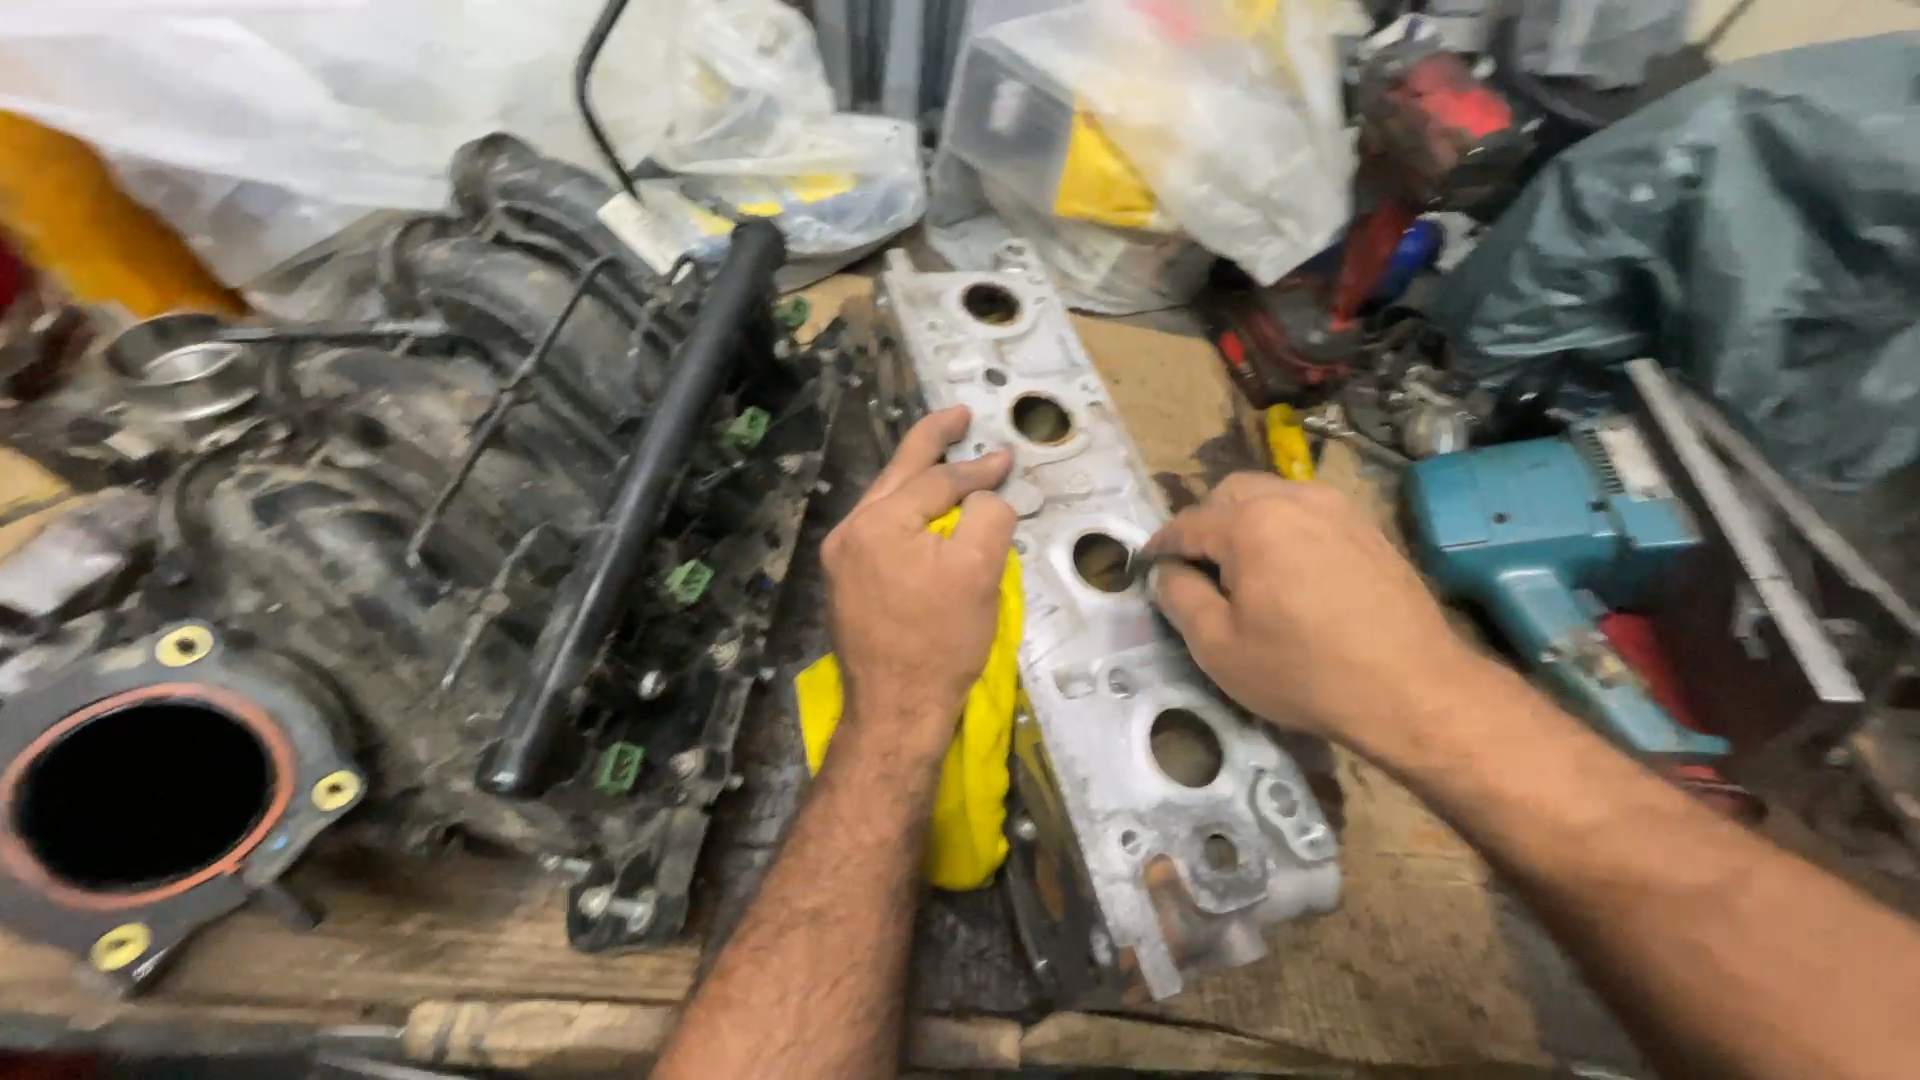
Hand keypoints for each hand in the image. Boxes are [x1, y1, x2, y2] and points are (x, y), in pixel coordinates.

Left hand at [823, 407, 1015, 764]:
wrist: (895, 711)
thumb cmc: (940, 643)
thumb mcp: (979, 573)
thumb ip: (988, 516)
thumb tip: (987, 495)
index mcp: (878, 523)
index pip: (936, 483)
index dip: (977, 469)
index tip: (1006, 457)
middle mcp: (849, 533)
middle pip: (898, 476)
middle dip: (931, 443)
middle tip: (958, 416)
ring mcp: (841, 560)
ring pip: (884, 502)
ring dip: (917, 479)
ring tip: (943, 457)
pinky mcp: (845, 584)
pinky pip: (879, 531)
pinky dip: (905, 513)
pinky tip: (921, 512)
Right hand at [1145, 472, 1468, 746]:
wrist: (1413, 690)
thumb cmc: (1303, 672)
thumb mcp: (1218, 646)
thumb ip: (1179, 597)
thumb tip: (1167, 571)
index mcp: (1250, 523)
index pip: (1188, 523)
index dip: (1162, 544)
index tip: (1147, 563)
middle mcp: (1294, 499)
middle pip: (1231, 493)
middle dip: (1205, 522)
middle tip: (1197, 566)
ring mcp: (1338, 510)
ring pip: (1274, 496)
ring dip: (1246, 520)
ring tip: (1243, 567)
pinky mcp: (1368, 530)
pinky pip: (1309, 513)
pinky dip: (1285, 528)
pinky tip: (1290, 571)